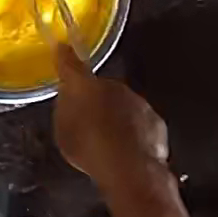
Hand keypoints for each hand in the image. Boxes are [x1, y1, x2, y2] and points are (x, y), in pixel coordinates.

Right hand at [52, 45, 170, 194]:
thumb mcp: (64, 131)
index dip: (65, 57)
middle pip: (101, 90)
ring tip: (107, 145)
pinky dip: (134, 134)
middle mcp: (114, 87)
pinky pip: (140, 124)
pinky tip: (127, 153)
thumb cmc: (89, 149)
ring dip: (116, 120)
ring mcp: (138, 103)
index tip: (61, 48)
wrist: (129, 169)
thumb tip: (68, 98)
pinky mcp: (155, 121)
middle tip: (87, 126)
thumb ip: (66, 109)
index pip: (71, 66)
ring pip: (123, 106)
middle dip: (95, 103)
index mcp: (85, 87)